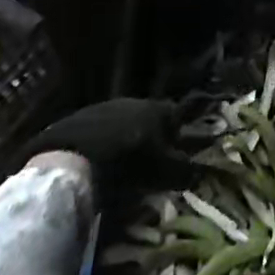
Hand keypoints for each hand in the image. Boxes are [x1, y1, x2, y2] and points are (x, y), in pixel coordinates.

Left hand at [20, 97, 190, 189]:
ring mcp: (103, 107)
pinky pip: (95, 130)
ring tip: (116, 164)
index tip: (172, 152)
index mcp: (157, 109)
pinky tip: (92, 162)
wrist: (72, 159)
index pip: (175, 115)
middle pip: (146, 118)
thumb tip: (202, 174)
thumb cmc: (128, 163)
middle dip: (147, 136)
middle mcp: (133, 101)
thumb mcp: (162, 171)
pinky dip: (98, 143)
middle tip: (144, 160)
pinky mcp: (76, 118)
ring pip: (120, 123)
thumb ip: (183, 171)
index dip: (175, 133)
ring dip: (121, 139)